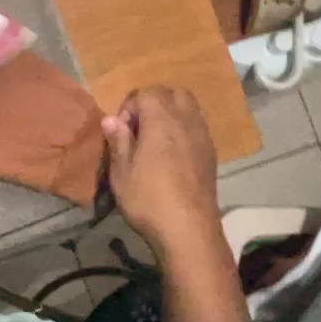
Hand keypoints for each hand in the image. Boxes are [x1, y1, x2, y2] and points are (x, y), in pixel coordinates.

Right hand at [101, 87, 221, 256]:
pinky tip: (170, 155)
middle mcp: (186, 121)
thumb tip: (110, 119)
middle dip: (153, 103)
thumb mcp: (121, 172)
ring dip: (169, 114)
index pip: (147, 93)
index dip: (130, 106)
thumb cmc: (148, 199)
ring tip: (153, 141)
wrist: (188, 228)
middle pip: (173, 93)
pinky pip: (196, 125)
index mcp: (162, 122)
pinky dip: (182, 128)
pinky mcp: (210, 152)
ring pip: (188, 107)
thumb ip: (118, 141)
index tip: (121, 131)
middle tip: (138, 128)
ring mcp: (203, 136)